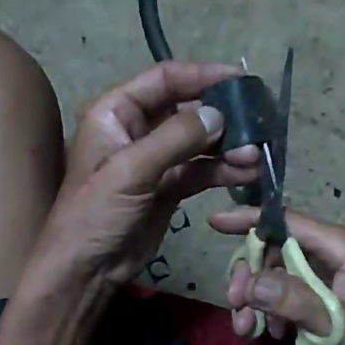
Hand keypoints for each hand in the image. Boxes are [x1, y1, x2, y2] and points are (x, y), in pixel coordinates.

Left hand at [25, 61, 259, 291]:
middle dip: (223, 116)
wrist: (86, 269)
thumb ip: (175, 138)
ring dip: (228, 146)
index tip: (241, 79)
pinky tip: (248, 174)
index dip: (202, 75)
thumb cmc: (95, 213)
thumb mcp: (130, 170)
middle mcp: (136, 130)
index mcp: (115, 113)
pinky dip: (224, 171)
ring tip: (257, 156)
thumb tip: (218, 114)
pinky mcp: (168, 188)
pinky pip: (201, 171)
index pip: (163, 79)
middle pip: (187, 109)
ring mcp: (154, 161)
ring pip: (199, 142)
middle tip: (258, 124)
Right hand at [210, 206, 344, 344]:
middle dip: (250, 275)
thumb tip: (251, 283)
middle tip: (234, 305)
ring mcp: (330, 271)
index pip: (288, 221)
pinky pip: (287, 290)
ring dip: (257, 298)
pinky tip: (269, 331)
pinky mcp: (326, 291)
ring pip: (277, 272)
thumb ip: (298, 303)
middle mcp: (335, 250)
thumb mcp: (344, 326)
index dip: (250, 220)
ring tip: (248, 328)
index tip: (214, 223)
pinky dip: (272, 309)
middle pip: (275, 248)